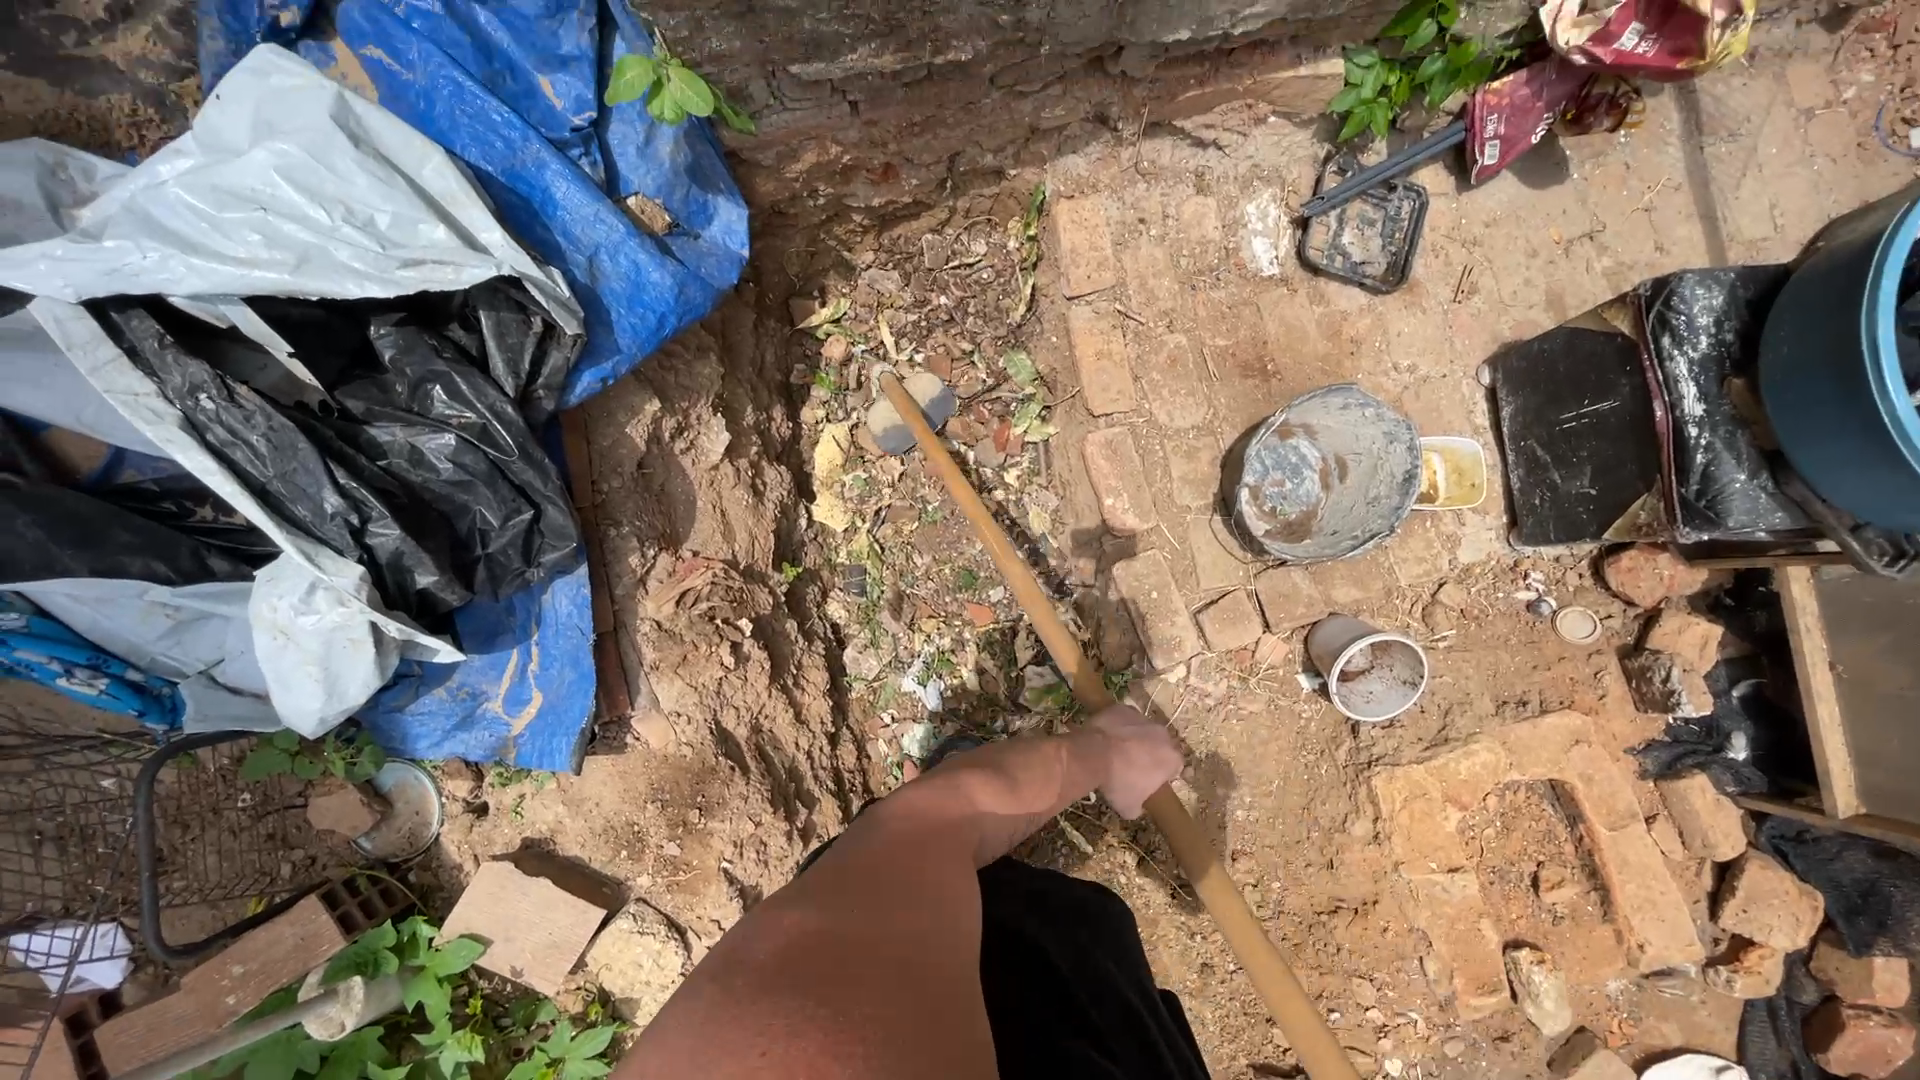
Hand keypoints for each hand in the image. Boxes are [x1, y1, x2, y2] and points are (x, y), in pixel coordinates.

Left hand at [1088, 705, 1182, 818]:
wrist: (1093, 754)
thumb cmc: (1118, 783)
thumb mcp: (1129, 807)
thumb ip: (1138, 806)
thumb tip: (1135, 808)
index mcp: (1171, 758)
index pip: (1175, 766)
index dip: (1163, 773)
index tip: (1150, 780)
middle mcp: (1162, 734)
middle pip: (1160, 744)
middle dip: (1150, 753)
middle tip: (1132, 765)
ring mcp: (1142, 718)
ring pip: (1142, 729)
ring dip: (1134, 737)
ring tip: (1116, 749)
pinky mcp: (1123, 707)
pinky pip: (1123, 718)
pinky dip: (1118, 725)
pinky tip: (1106, 736)